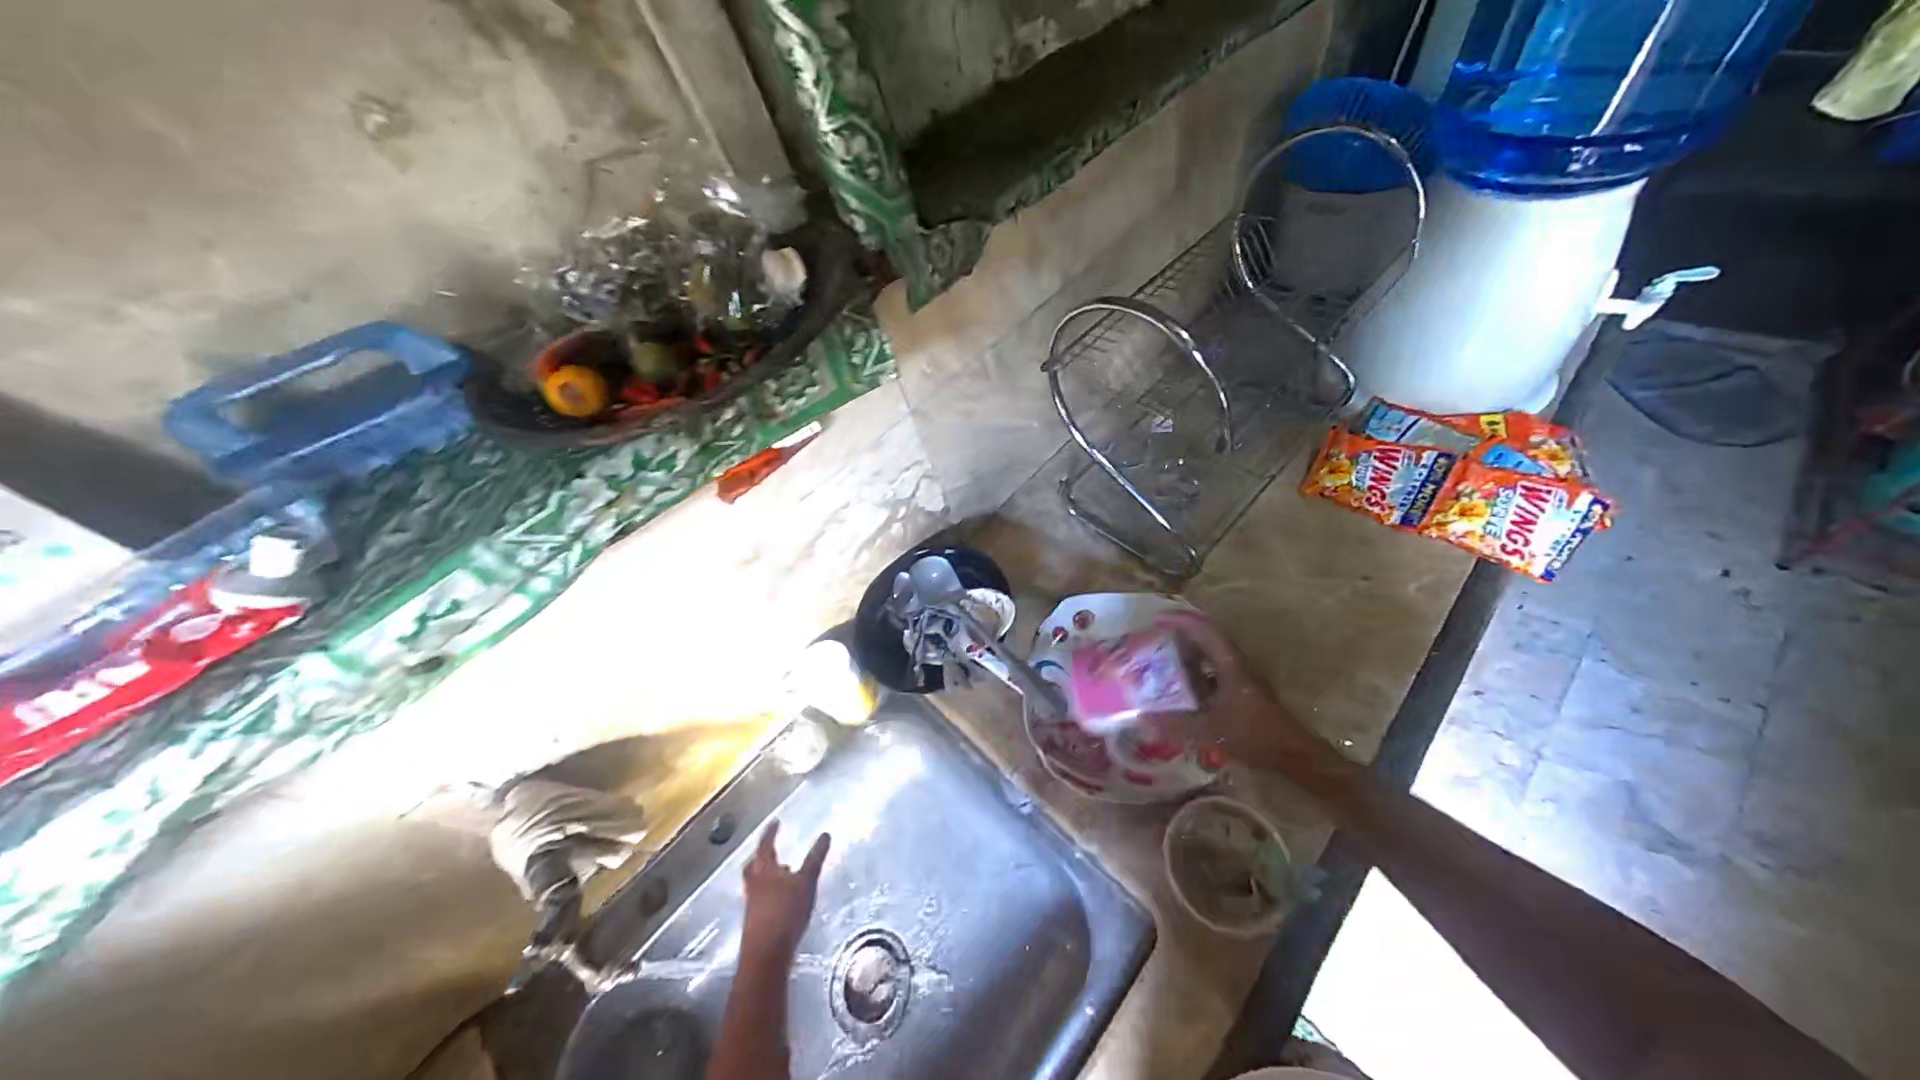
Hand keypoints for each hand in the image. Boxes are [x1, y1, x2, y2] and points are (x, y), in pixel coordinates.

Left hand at [739, 821, 829, 967]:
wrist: (766, 955)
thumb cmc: (786, 913)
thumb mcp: (806, 882)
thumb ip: (815, 858)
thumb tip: (825, 834)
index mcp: (764, 870)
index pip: (765, 844)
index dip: (770, 832)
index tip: (775, 822)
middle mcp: (753, 884)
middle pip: (754, 864)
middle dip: (762, 855)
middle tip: (771, 848)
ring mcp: (751, 903)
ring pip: (755, 882)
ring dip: (765, 874)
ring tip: (779, 874)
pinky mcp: (753, 921)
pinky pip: (759, 897)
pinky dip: (767, 891)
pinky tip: (780, 899)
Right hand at [1155, 611, 1333, 772]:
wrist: (1293, 754)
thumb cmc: (1255, 735)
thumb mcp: (1211, 730)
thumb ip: (1176, 725)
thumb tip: (1142, 719)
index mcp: (1229, 665)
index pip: (1204, 630)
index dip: (1180, 620)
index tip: (1156, 619)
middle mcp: (1234, 665)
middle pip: (1206, 637)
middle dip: (1179, 632)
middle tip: (1153, 636)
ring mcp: (1238, 678)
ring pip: (1209, 655)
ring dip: (1186, 651)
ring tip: (1160, 657)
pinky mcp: (1239, 692)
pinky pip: (1211, 672)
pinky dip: (1193, 672)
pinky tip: (1178, 687)